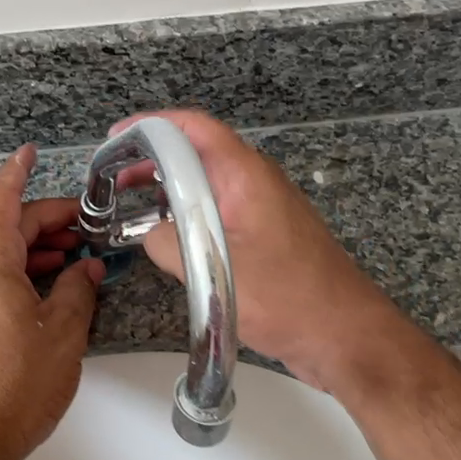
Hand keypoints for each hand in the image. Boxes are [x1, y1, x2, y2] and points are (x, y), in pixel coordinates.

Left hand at [0, 144, 104, 459]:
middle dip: (46, 221)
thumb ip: (77, 292)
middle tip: (85, 224)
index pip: (2, 202)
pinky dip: (25, 277)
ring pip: (2, 258)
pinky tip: (52, 293)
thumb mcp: (62, 332)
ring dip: (38, 251)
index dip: (17, 173)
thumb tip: (86, 270)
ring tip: (75, 258)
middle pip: (6, 230)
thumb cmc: (13, 383)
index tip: (29, 151)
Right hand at [111, 110, 400, 390]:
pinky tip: (169, 237)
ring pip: (207, 183)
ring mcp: (263, 208)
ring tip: (132, 204)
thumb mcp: (213, 272)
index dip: (151, 124)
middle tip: (115, 177)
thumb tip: (151, 236)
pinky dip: (188, 213)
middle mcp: (256, 182)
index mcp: (246, 176)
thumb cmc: (287, 299)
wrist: (345, 336)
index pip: (194, 127)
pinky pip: (218, 210)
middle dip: (152, 158)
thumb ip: (168, 246)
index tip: (117, 138)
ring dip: (168, 188)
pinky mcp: (265, 234)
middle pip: (197, 151)